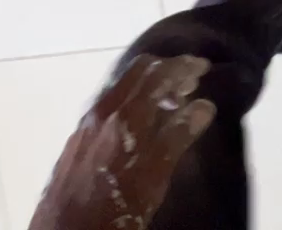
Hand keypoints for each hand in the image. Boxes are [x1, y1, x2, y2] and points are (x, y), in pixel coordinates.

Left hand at [29, 54, 216, 229]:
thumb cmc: (112, 215)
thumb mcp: (152, 183)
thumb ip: (176, 140)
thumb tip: (203, 107)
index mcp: (123, 117)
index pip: (157, 74)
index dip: (183, 66)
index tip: (203, 66)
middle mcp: (102, 109)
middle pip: (138, 70)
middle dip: (167, 68)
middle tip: (191, 78)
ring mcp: (87, 121)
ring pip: (123, 84)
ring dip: (150, 82)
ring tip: (174, 97)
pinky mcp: (78, 135)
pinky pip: (111, 100)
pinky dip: (133, 97)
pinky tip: (144, 117)